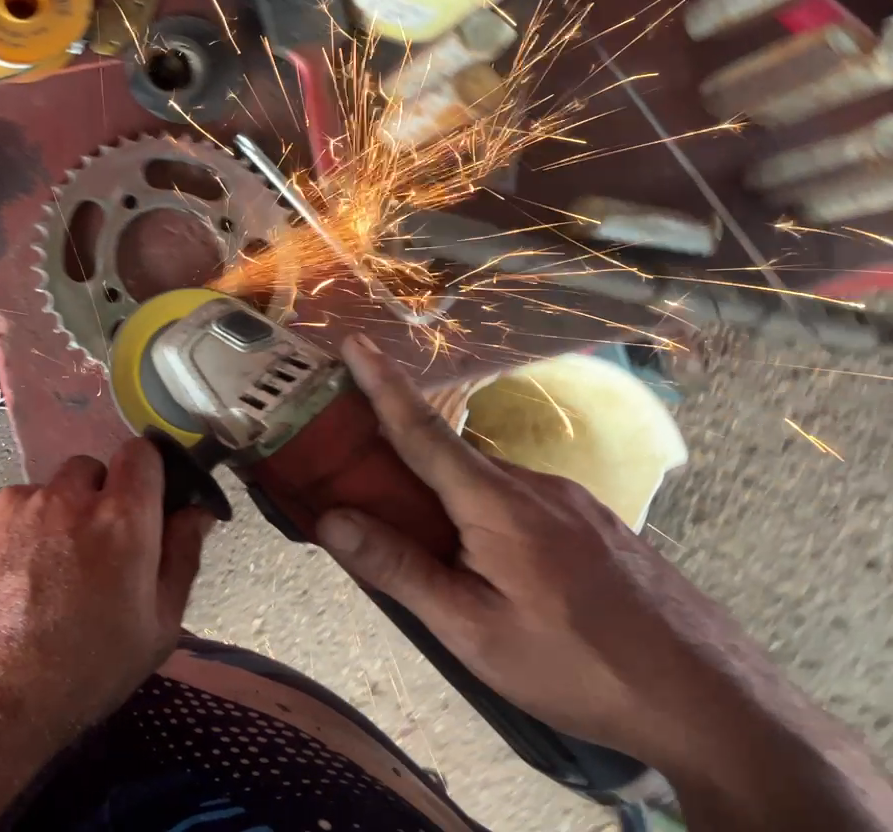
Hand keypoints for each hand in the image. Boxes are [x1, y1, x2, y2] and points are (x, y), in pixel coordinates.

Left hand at [0, 438, 214, 750]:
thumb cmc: (84, 670)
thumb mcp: (156, 629)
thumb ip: (181, 557)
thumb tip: (196, 510)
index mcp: (121, 520)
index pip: (140, 454)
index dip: (142, 474)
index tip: (138, 501)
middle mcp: (66, 496)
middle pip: (87, 472)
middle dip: (92, 500)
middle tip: (85, 553)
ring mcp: (13, 500)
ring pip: (41, 493)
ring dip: (47, 519)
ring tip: (35, 576)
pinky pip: (0, 508)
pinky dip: (6, 532)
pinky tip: (1, 578)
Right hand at [318, 336, 794, 771]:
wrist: (720, 710)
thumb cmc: (580, 668)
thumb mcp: (472, 630)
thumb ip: (398, 570)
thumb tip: (330, 518)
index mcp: (499, 505)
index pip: (423, 430)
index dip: (382, 383)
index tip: (353, 339)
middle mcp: (536, 487)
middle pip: (446, 458)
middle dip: (394, 458)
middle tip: (351, 483)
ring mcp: (573, 503)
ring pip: (482, 484)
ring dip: (439, 496)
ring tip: (418, 543)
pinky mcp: (596, 526)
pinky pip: (515, 501)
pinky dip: (477, 512)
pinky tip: (482, 562)